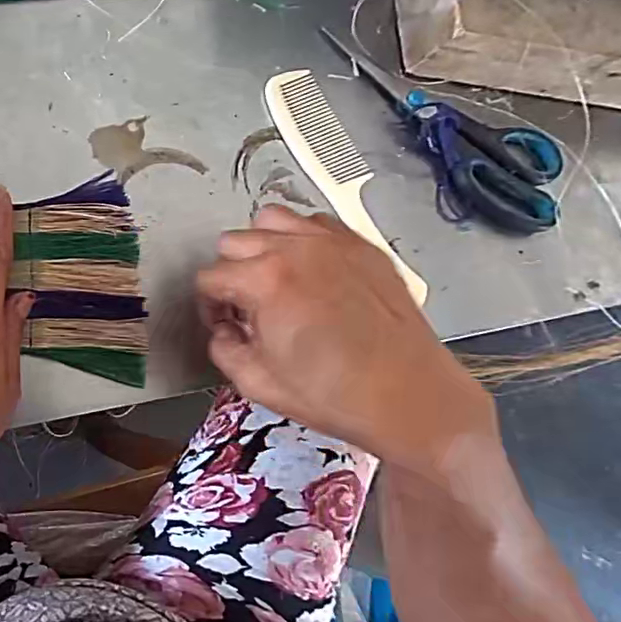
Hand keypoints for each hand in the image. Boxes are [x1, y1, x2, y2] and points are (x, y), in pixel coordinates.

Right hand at [196, 205, 496, 477]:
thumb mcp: (254, 381)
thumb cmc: (338, 394)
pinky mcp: (365, 249)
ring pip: (271, 219)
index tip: (223, 323)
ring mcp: (334, 244)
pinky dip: (302, 239)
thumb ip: (221, 347)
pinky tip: (308, 270)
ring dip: (261, 246)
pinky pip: (316, 223)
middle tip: (245, 304)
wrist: (412, 401)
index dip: (208, 305)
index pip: (209, 277)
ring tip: (272, 277)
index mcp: (264, 280)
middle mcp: (296, 250)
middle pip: (233, 242)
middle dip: (230, 274)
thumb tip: (224, 330)